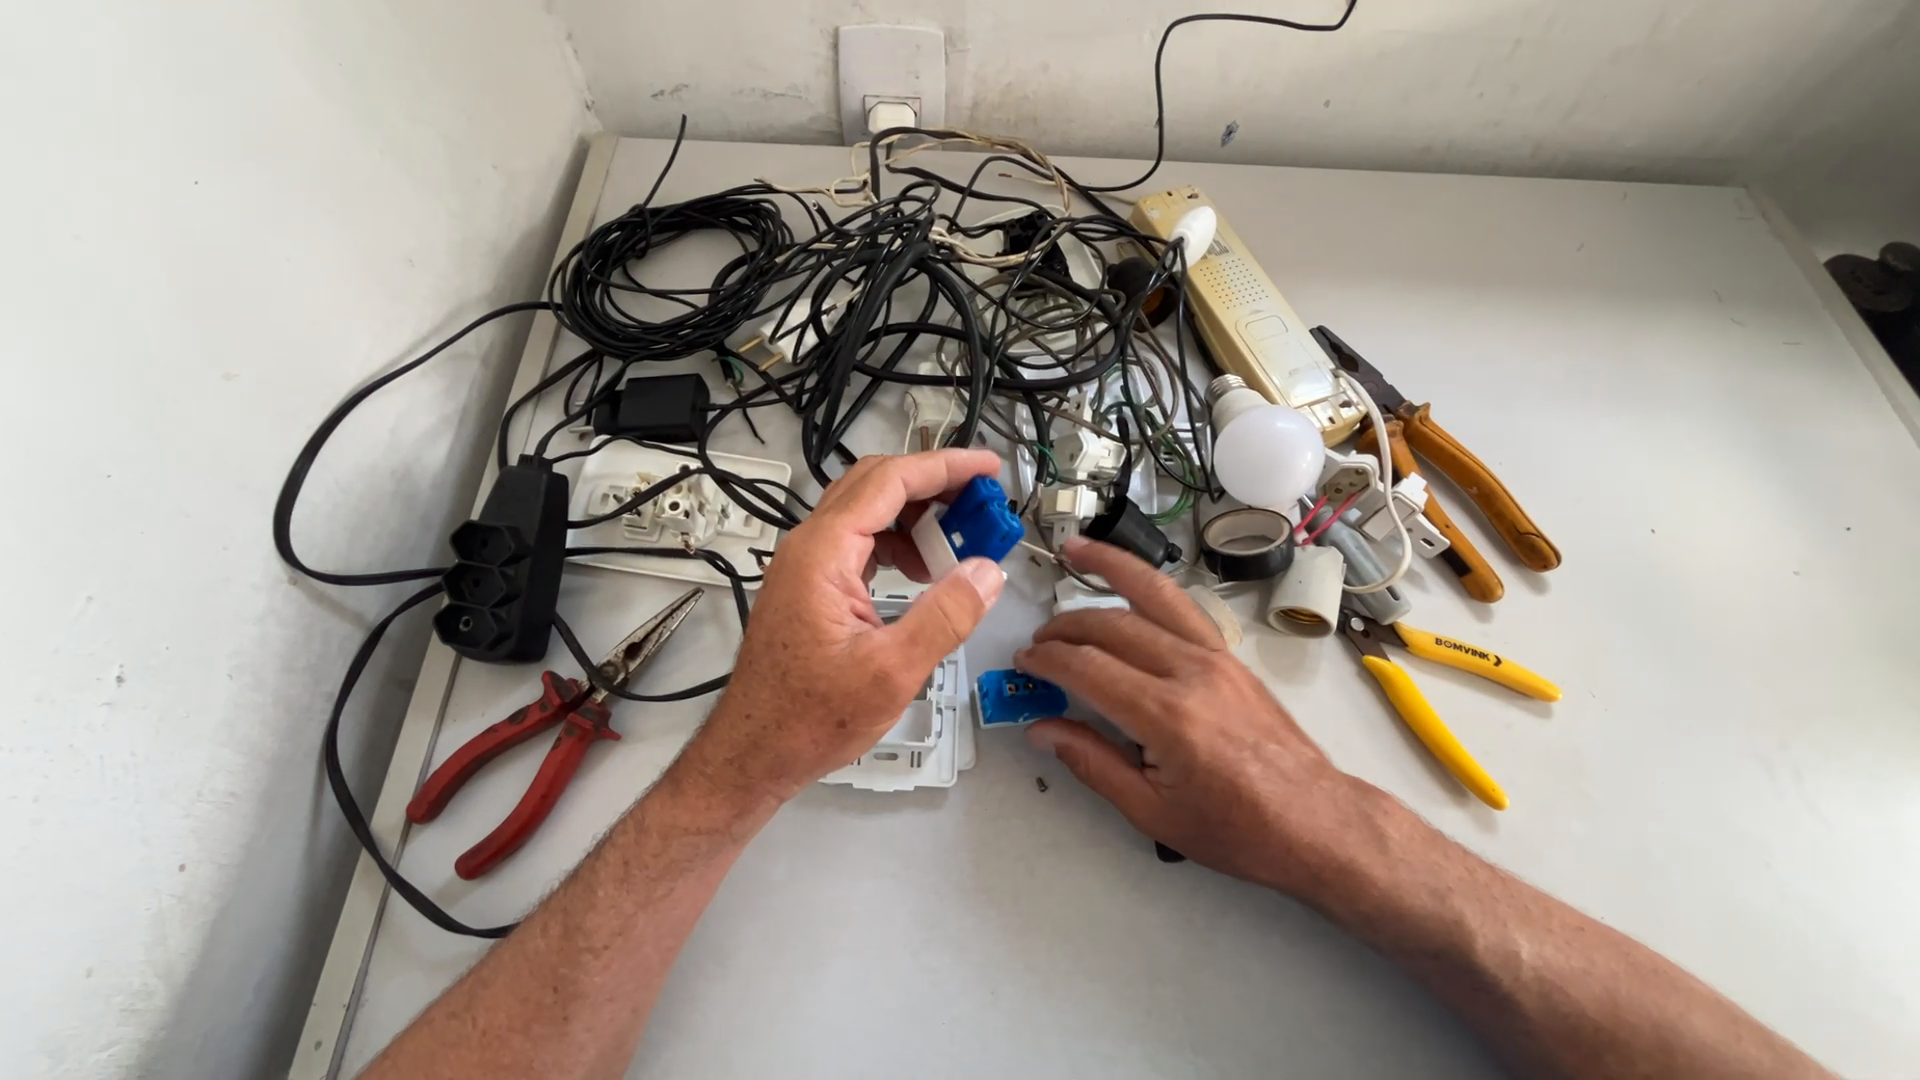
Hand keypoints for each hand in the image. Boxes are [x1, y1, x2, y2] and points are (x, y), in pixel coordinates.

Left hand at [677, 450, 1006, 801]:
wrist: (755, 752)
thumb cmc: (805, 719)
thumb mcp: (891, 671)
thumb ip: (945, 616)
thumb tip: (986, 573)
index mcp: (822, 554)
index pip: (889, 481)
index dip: (944, 467)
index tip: (985, 468)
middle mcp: (809, 549)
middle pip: (877, 485)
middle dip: (934, 485)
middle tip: (980, 501)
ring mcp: (807, 566)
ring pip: (868, 512)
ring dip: (918, 517)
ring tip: (961, 542)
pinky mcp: (812, 586)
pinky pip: (860, 543)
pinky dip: (898, 544)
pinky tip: (925, 571)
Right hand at [1017, 538, 1381, 902]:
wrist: (1314, 821)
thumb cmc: (1236, 828)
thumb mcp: (1151, 812)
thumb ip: (1091, 762)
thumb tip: (1042, 728)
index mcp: (1167, 716)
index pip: (1088, 668)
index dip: (1047, 660)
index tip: (1026, 663)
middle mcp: (1191, 673)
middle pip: (1112, 626)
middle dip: (1065, 627)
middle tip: (1038, 641)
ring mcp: (1215, 657)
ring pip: (1152, 595)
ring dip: (1110, 567)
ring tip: (1077, 548)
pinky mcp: (1229, 655)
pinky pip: (1180, 606)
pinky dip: (1148, 584)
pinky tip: (1128, 579)